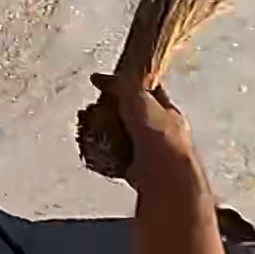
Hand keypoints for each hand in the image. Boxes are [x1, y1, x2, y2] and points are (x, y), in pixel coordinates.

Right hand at [90, 76, 210, 201]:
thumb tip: (98, 78)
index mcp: (167, 112)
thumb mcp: (137, 95)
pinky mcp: (134, 170)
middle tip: (92, 108)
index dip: (125, 87)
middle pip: (128, 115)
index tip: (105, 85)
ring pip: (118, 136)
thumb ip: (118, 84)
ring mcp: (148, 153)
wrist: (165, 175)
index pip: (145, 93)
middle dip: (107, 110)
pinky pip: (111, 157)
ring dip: (100, 130)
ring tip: (87, 125)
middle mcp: (160, 132)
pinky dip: (99, 151)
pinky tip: (90, 145)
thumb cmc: (158, 132)